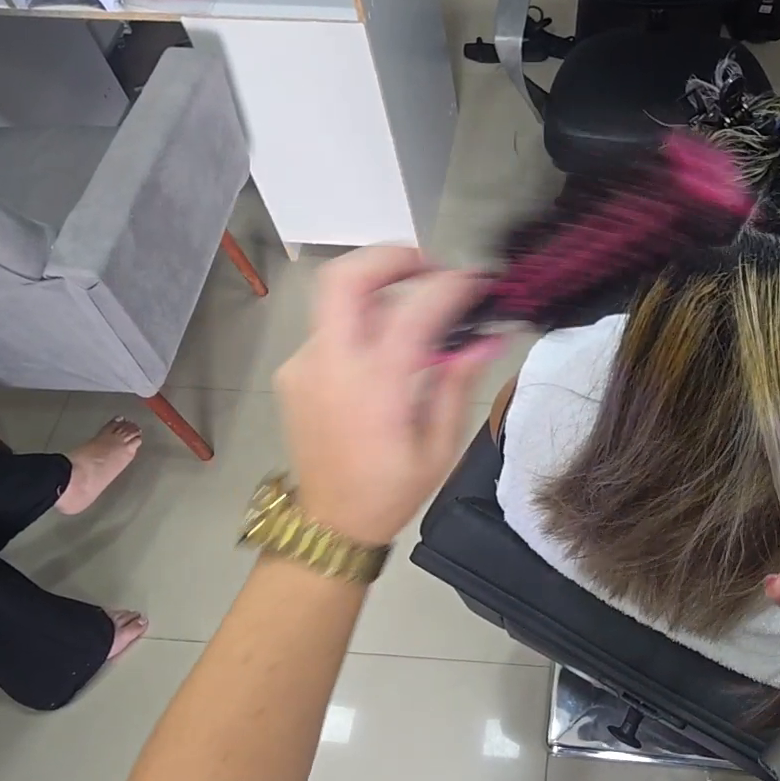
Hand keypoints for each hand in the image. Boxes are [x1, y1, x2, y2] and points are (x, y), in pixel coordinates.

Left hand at [274, 247, 503, 545]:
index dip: (451, 286)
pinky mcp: (292, 373)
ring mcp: (304, 365)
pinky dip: (360, 324)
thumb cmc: (392, 490)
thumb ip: (458, 386)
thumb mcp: (439, 447)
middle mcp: (332, 365)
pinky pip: (329, 329)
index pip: (415, 310)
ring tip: (414, 315)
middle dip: (390, 257)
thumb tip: (487, 340)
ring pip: (336, 300)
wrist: (329, 524)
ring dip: (378, 292)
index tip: (477, 283)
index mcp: (377, 388)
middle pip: (346, 277)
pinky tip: (382, 353)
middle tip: (428, 267)